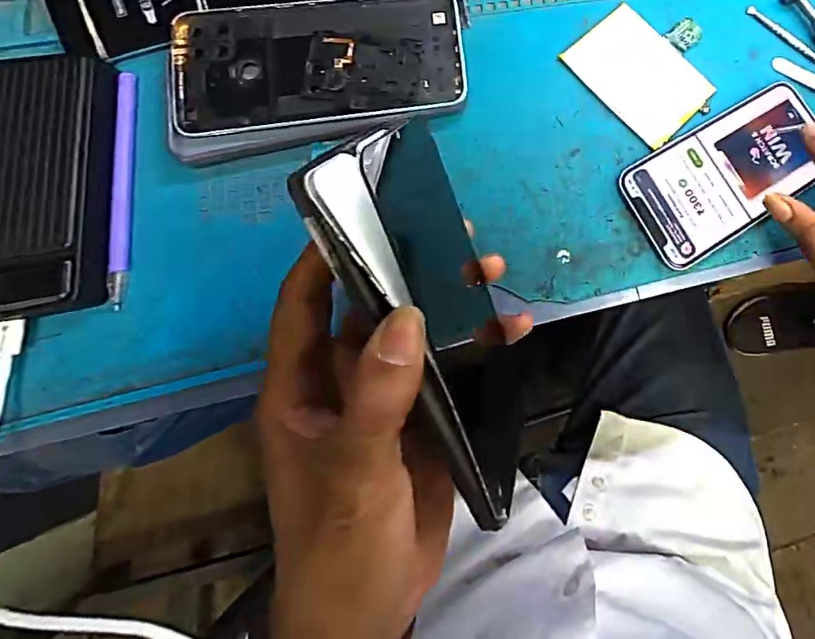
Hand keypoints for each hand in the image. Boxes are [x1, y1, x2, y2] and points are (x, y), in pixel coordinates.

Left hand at [257, 245, 528, 638]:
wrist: (374, 614)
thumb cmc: (339, 548)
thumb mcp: (353, 474)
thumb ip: (376, 399)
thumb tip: (404, 318)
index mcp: (302, 389)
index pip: (302, 306)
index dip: (320, 257)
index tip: (358, 214)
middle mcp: (342, 382)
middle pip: (373, 309)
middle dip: (409, 270)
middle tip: (453, 235)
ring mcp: (387, 398)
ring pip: (419, 333)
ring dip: (452, 303)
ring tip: (491, 271)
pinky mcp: (424, 416)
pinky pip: (452, 368)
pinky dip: (480, 345)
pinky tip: (511, 328)